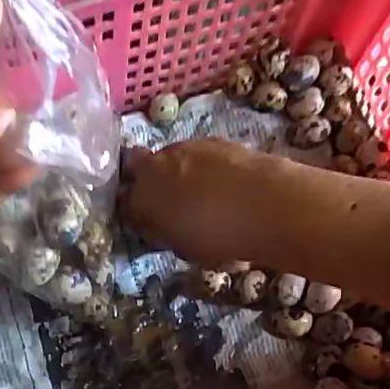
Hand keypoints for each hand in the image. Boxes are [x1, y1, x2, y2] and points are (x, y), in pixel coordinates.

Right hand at [122, 137, 286, 263]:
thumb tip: (162, 227)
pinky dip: (202, 166)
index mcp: (140, 200)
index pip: (123, 204)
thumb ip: (165, 233)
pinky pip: (196, 154)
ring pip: (167, 158)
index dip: (133, 212)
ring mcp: (183, 149)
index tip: (144, 222)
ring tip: (198, 192)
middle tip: (162, 199)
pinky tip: (221, 183)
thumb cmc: (218, 239)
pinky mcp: (212, 140)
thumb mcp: (183, 248)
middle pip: (135, 165)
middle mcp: (153, 168)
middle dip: (143, 179)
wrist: (267, 204)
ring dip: (175, 171)